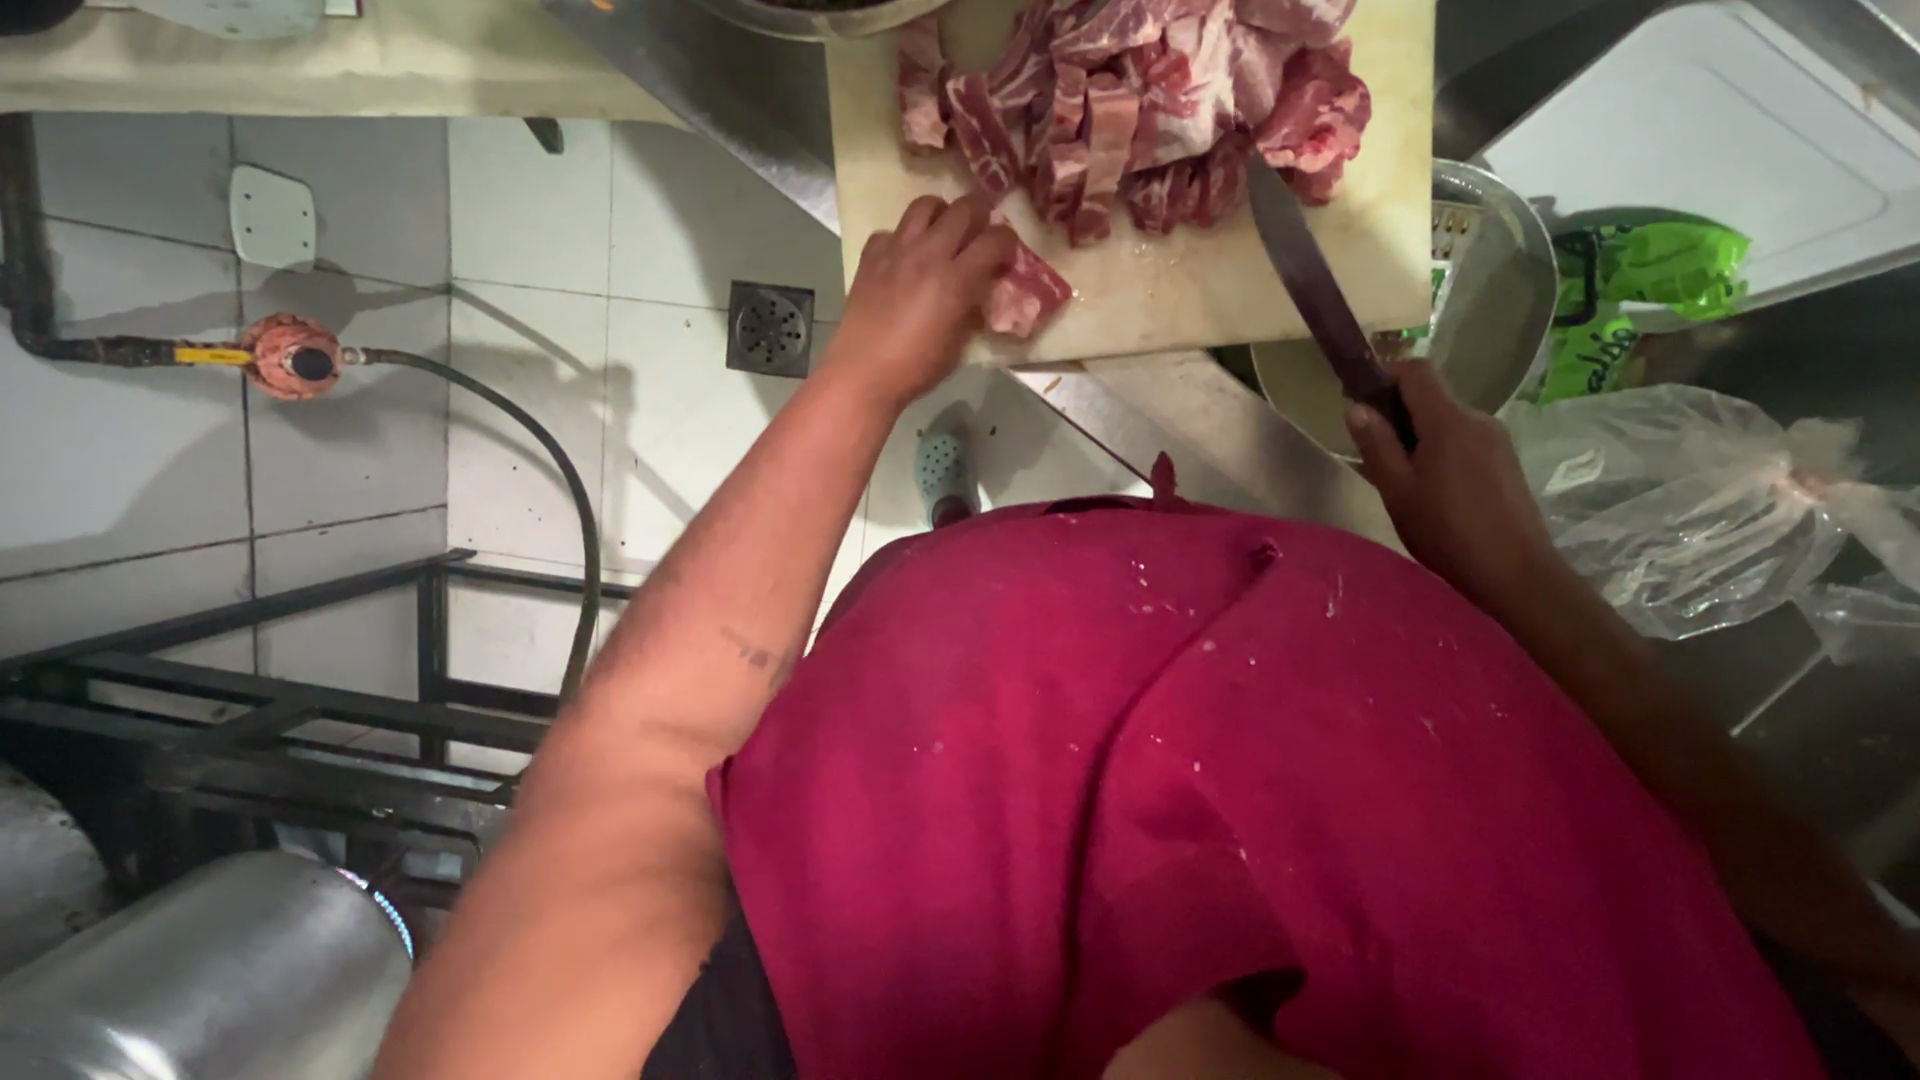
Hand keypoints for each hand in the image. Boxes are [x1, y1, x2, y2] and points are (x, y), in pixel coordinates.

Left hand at [815, 193, 1015, 412]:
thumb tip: (979, 290)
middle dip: (980, 213)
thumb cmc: (917, 368)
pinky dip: (901, 237)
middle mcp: (928, 254)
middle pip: (963, 208)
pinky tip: (903, 256)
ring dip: (941, 212)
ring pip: (925, 205)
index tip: (1006, 253)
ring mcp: (896, 251)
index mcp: (956, 280)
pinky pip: (890, 231)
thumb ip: (972, 308)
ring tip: (942, 230)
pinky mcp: (870, 257)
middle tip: (979, 230)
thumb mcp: (958, 343)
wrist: (863, 373)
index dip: (1008, 241)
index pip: (995, 240)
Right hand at [1346, 361, 1568, 610]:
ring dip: (1417, 435)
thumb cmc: (1447, 532)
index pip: (1416, 371)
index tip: (1359, 400)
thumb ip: (1377, 445)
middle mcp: (1477, 419)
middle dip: (1396, 412)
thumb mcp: (1398, 491)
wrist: (1516, 572)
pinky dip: (1438, 450)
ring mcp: (1496, 439)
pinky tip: (1429, 488)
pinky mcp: (1505, 459)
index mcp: (1449, 421)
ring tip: (1398, 477)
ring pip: (1446, 420)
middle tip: (1371, 451)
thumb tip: (1356, 407)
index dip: (1384, 374)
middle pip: (1430, 396)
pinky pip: (1463, 439)